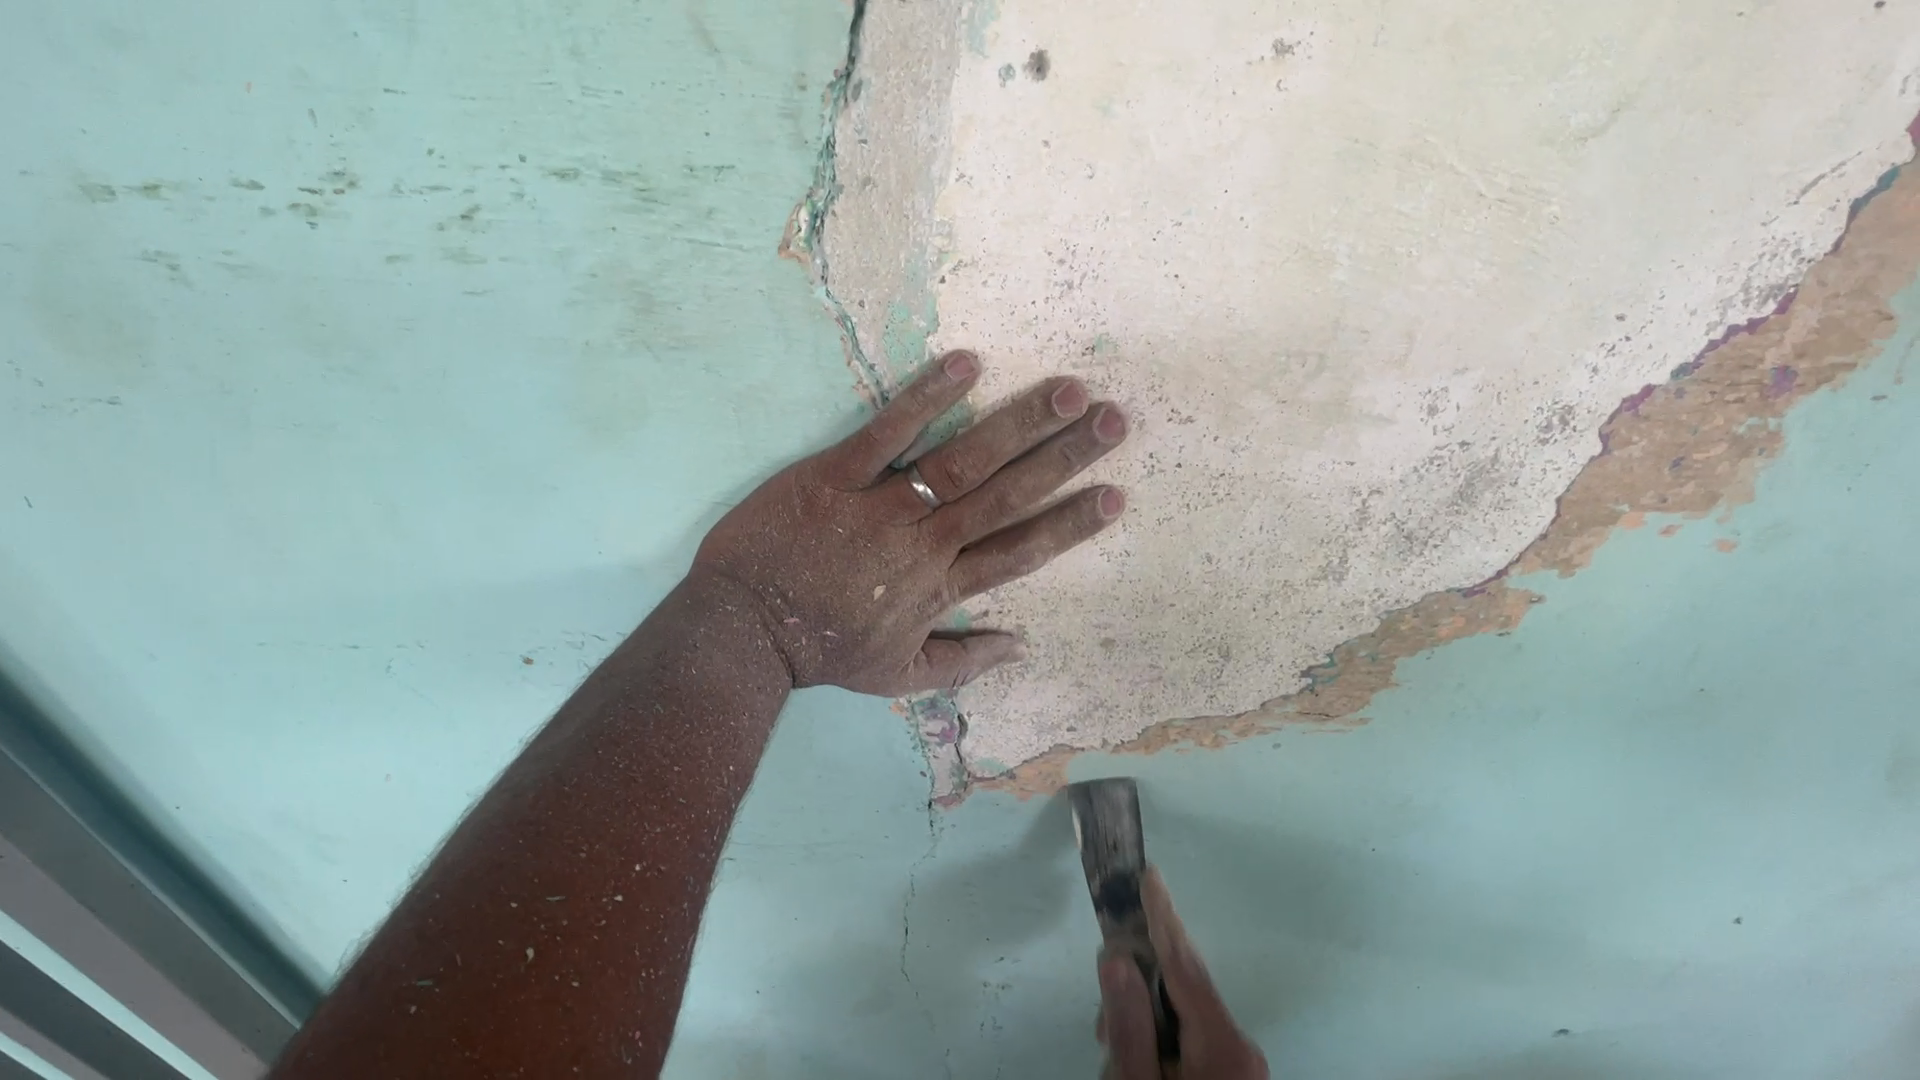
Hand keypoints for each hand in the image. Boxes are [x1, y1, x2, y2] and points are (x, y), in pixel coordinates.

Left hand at [692, 350, 1128, 695]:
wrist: (741, 632)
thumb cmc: (821, 650)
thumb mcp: (896, 677)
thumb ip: (963, 662)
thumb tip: (1023, 648)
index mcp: (941, 587)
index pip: (1021, 552)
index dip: (1071, 525)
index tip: (1116, 496)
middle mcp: (925, 542)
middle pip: (1008, 495)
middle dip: (1065, 457)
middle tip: (1115, 420)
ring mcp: (881, 506)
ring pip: (963, 460)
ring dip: (1019, 424)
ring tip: (1068, 391)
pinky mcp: (834, 476)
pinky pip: (886, 433)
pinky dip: (925, 399)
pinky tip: (968, 363)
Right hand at [1098, 869, 1268, 1079]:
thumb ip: (1127, 1023)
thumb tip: (1117, 958)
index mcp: (1224, 1046)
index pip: (1184, 963)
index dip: (1163, 917)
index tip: (1150, 874)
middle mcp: (1239, 1050)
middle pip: (1180, 989)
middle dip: (1137, 989)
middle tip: (1101, 1028)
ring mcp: (1238, 1069)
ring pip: (1179, 1019)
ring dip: (1142, 1028)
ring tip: (1116, 1067)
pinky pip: (1188, 1044)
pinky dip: (1156, 1048)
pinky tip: (1136, 1072)